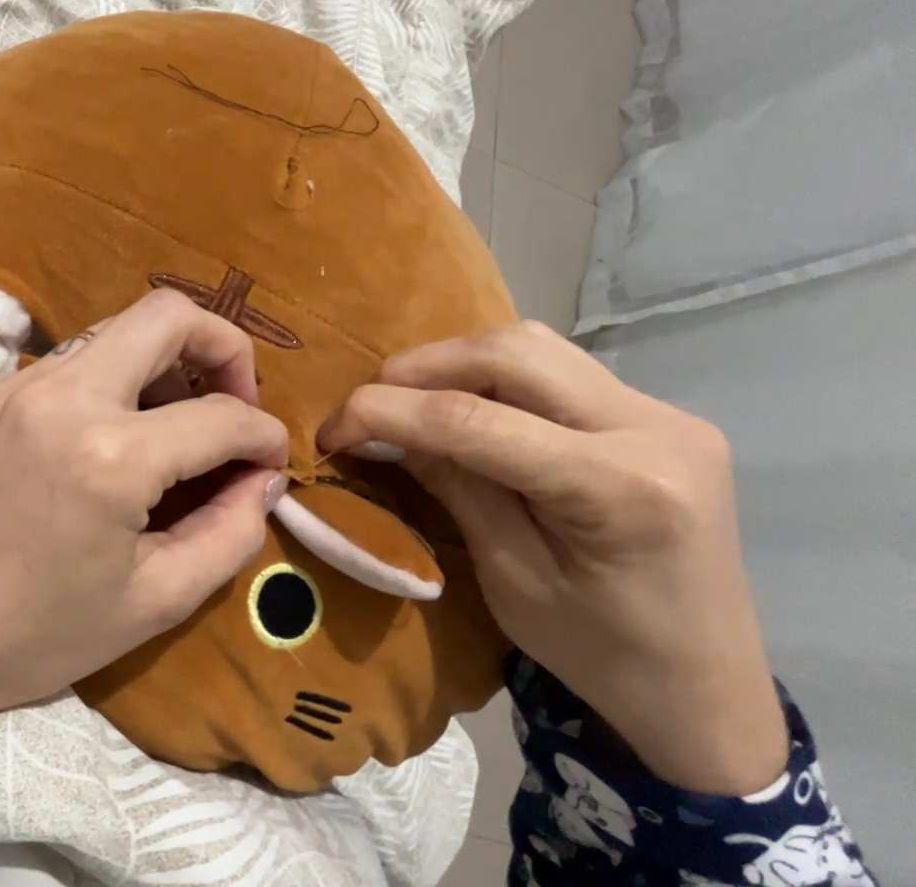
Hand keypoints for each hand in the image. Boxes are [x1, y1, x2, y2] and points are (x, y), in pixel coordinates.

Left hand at [0, 289, 289, 757]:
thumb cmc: (38, 634)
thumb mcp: (157, 600)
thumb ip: (231, 531)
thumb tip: (264, 479)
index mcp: (110, 454)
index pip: (220, 416)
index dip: (264, 436)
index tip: (273, 463)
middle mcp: (65, 395)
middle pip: (166, 315)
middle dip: (222, 348)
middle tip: (236, 409)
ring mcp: (23, 385)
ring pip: (119, 327)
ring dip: (167, 359)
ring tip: (185, 425)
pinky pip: (81, 357)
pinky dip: (122, 375)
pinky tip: (129, 433)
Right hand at [318, 321, 786, 794]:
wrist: (706, 688)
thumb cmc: (600, 653)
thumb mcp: (509, 577)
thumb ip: (452, 487)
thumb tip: (383, 431)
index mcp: (621, 489)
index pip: (474, 420)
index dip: (385, 412)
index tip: (330, 429)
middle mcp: (655, 430)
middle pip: (512, 353)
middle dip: (420, 369)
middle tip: (368, 405)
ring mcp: (665, 415)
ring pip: (534, 346)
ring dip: (455, 363)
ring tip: (409, 402)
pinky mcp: (657, 416)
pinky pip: (557, 369)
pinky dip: (492, 377)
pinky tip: (463, 410)